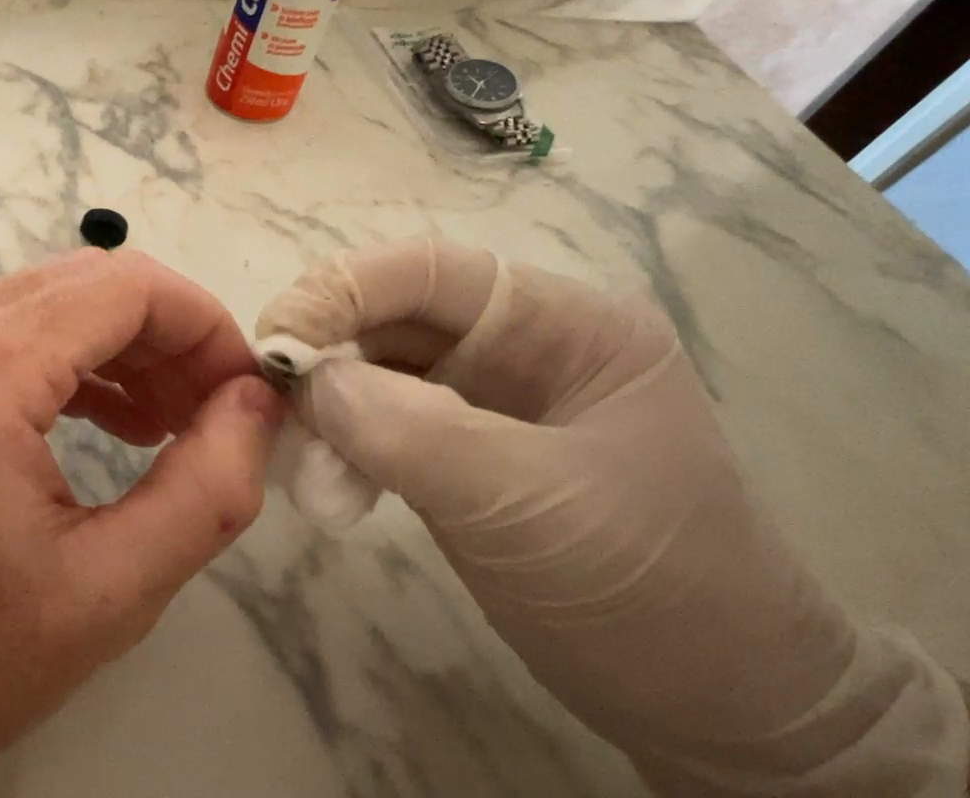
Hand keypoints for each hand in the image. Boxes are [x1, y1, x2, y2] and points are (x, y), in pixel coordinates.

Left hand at [0, 249, 285, 797]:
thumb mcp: (110, 592)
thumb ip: (207, 490)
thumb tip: (256, 403)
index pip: (127, 287)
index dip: (206, 327)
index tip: (247, 392)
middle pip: (90, 282)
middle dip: (171, 337)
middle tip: (217, 414)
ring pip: (52, 301)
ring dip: (126, 348)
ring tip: (174, 426)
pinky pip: (11, 332)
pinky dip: (74, 361)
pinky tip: (114, 422)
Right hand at [259, 239, 968, 796]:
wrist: (712, 708)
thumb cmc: (646, 587)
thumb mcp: (528, 502)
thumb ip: (410, 430)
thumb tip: (303, 380)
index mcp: (563, 325)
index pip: (429, 272)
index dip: (342, 290)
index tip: (276, 342)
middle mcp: (516, 347)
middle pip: (389, 315)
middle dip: (324, 350)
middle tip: (267, 400)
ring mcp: (481, 401)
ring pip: (371, 370)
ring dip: (323, 405)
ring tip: (301, 459)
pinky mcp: (452, 453)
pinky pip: (373, 423)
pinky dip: (338, 445)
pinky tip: (327, 484)